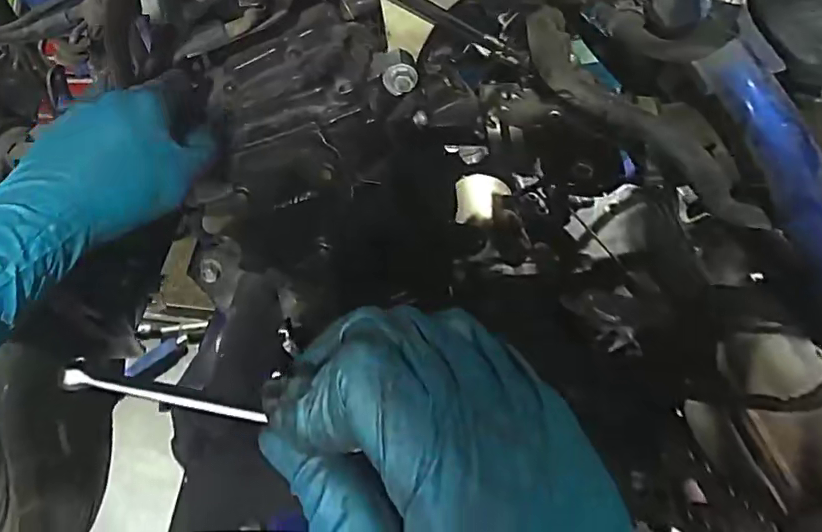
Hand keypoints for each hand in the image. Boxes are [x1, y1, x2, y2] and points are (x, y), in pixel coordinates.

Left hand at [0, 84, 215, 444]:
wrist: (47, 210)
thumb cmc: (119, 191)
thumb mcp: (178, 178)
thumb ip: (202, 151)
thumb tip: (211, 134)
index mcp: (145, 99)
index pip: (178, 84)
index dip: (193, 98)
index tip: (198, 115)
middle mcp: (111, 96)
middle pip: (145, 101)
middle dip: (158, 121)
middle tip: (167, 149)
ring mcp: (80, 112)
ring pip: (115, 117)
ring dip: (127, 134)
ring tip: (133, 166)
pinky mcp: (56, 132)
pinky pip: (89, 134)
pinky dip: (99, 147)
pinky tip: (100, 173)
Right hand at [260, 306, 629, 531]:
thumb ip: (328, 497)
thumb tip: (278, 433)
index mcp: (446, 461)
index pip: (358, 374)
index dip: (310, 396)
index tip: (288, 430)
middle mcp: (483, 409)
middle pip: (384, 332)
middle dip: (330, 358)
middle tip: (308, 404)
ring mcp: (519, 396)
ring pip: (422, 324)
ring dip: (373, 345)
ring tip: (353, 388)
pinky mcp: (542, 400)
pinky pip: (468, 338)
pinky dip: (424, 345)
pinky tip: (412, 380)